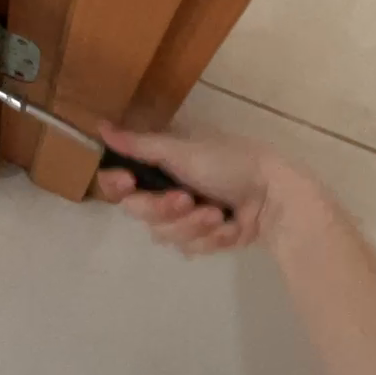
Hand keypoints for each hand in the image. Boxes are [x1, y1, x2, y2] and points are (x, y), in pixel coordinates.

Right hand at [96, 124, 323, 255]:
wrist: (275, 197)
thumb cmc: (228, 163)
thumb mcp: (181, 151)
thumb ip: (138, 145)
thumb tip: (100, 126)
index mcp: (157, 166)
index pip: (118, 181)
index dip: (117, 185)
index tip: (128, 182)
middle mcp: (164, 191)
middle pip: (138, 212)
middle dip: (164, 208)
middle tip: (187, 199)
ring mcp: (183, 218)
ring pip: (164, 234)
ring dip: (192, 225)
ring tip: (218, 214)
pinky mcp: (202, 239)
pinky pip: (190, 248)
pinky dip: (211, 238)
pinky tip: (230, 226)